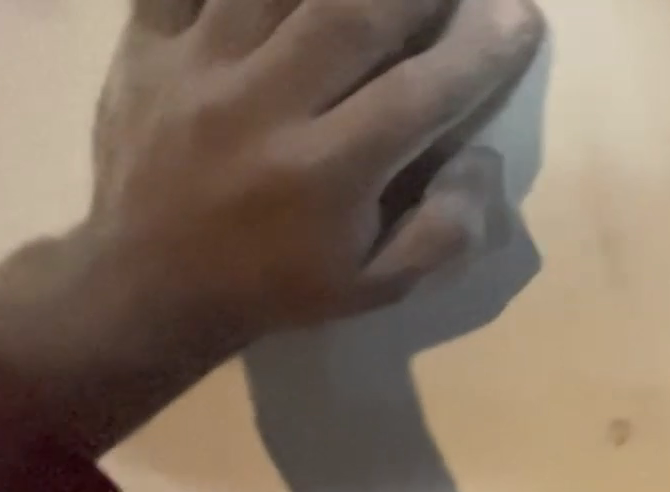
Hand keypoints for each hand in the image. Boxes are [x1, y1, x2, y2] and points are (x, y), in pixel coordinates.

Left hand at [0, 0, 544, 453]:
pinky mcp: (148, 42)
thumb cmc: (289, 285)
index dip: (477, 53)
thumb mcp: (385, 287)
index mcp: (329, 172)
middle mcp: (264, 105)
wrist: (155, 278)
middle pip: (348, 15)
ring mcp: (198, 65)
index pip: (419, 96)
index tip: (521, 17)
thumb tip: (485, 160)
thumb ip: (446, 231)